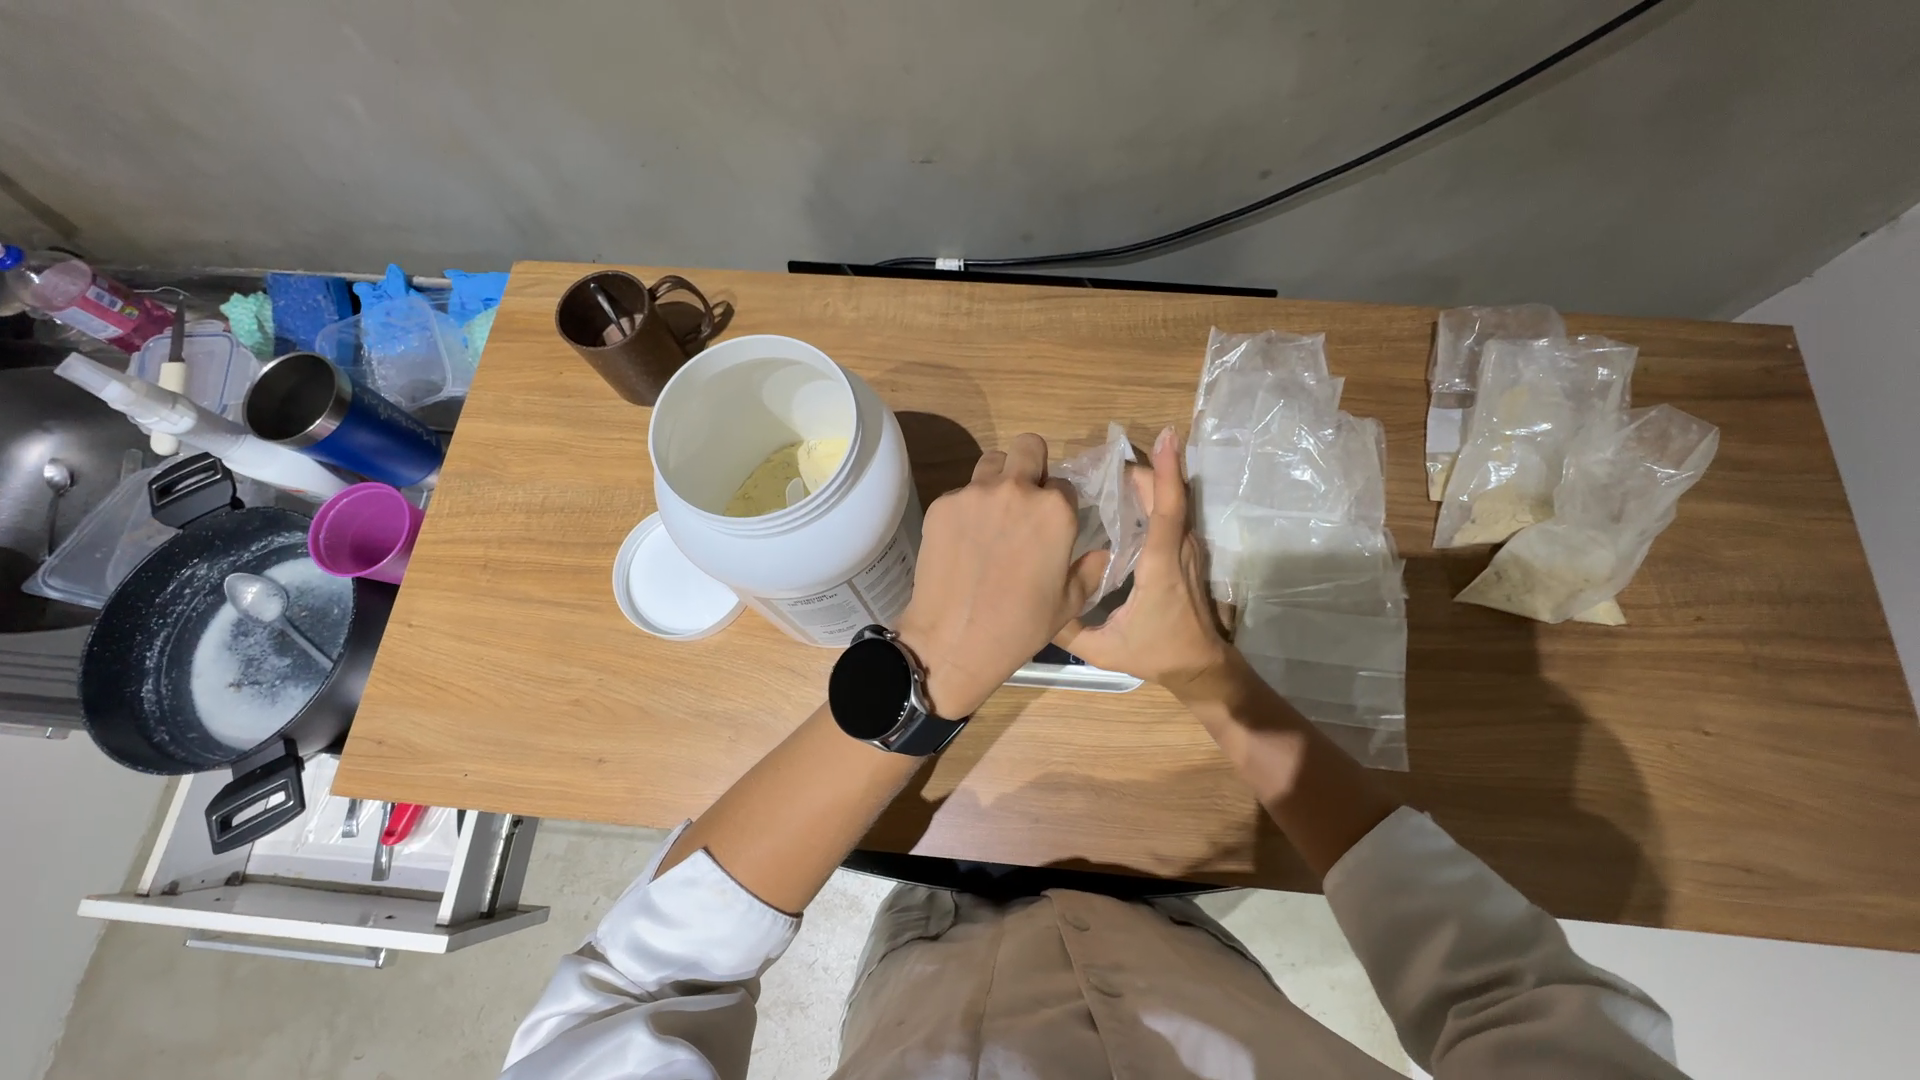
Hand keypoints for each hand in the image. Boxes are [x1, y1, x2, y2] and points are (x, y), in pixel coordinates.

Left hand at [896, 433, 1104, 717]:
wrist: (954, 642)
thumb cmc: (1019, 628)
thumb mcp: (1070, 603)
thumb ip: (1089, 568)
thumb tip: (1099, 552)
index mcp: (1055, 511)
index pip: (1064, 485)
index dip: (1059, 504)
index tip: (1051, 525)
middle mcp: (1017, 491)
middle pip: (1029, 448)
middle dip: (1032, 466)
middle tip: (1025, 500)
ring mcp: (974, 494)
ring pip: (992, 463)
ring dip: (998, 480)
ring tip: (993, 517)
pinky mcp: (942, 505)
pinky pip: (961, 493)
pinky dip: (967, 509)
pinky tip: (964, 543)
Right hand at [1056, 426, 1231, 696]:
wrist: (1200, 666)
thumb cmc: (1156, 654)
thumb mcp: (1104, 650)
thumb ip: (1066, 629)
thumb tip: (1032, 603)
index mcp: (1161, 566)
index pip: (1167, 510)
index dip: (1167, 471)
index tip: (1167, 437)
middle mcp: (1180, 549)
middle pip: (1166, 495)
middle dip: (1138, 470)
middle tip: (1095, 463)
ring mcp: (1188, 548)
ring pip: (1171, 501)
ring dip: (1145, 479)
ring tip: (1105, 472)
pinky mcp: (1187, 551)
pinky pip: (1171, 512)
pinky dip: (1152, 494)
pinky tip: (1124, 493)